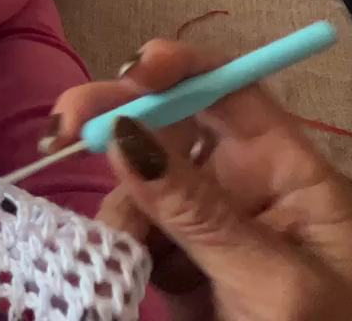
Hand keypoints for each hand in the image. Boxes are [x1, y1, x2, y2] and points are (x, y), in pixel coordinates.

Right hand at [50, 40, 351, 320]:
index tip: (129, 74)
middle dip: (114, 116)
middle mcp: (241, 183)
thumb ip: (196, 209)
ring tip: (129, 250)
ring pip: (134, 169)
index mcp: (289, 175)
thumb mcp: (275, 285)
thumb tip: (120, 130)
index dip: (179, 67)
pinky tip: (128, 263)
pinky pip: (126, 216)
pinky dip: (116, 233)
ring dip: (118, 198)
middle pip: (166, 117)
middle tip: (62, 130)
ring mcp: (203, 218)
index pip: (232, 90)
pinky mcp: (172, 253)